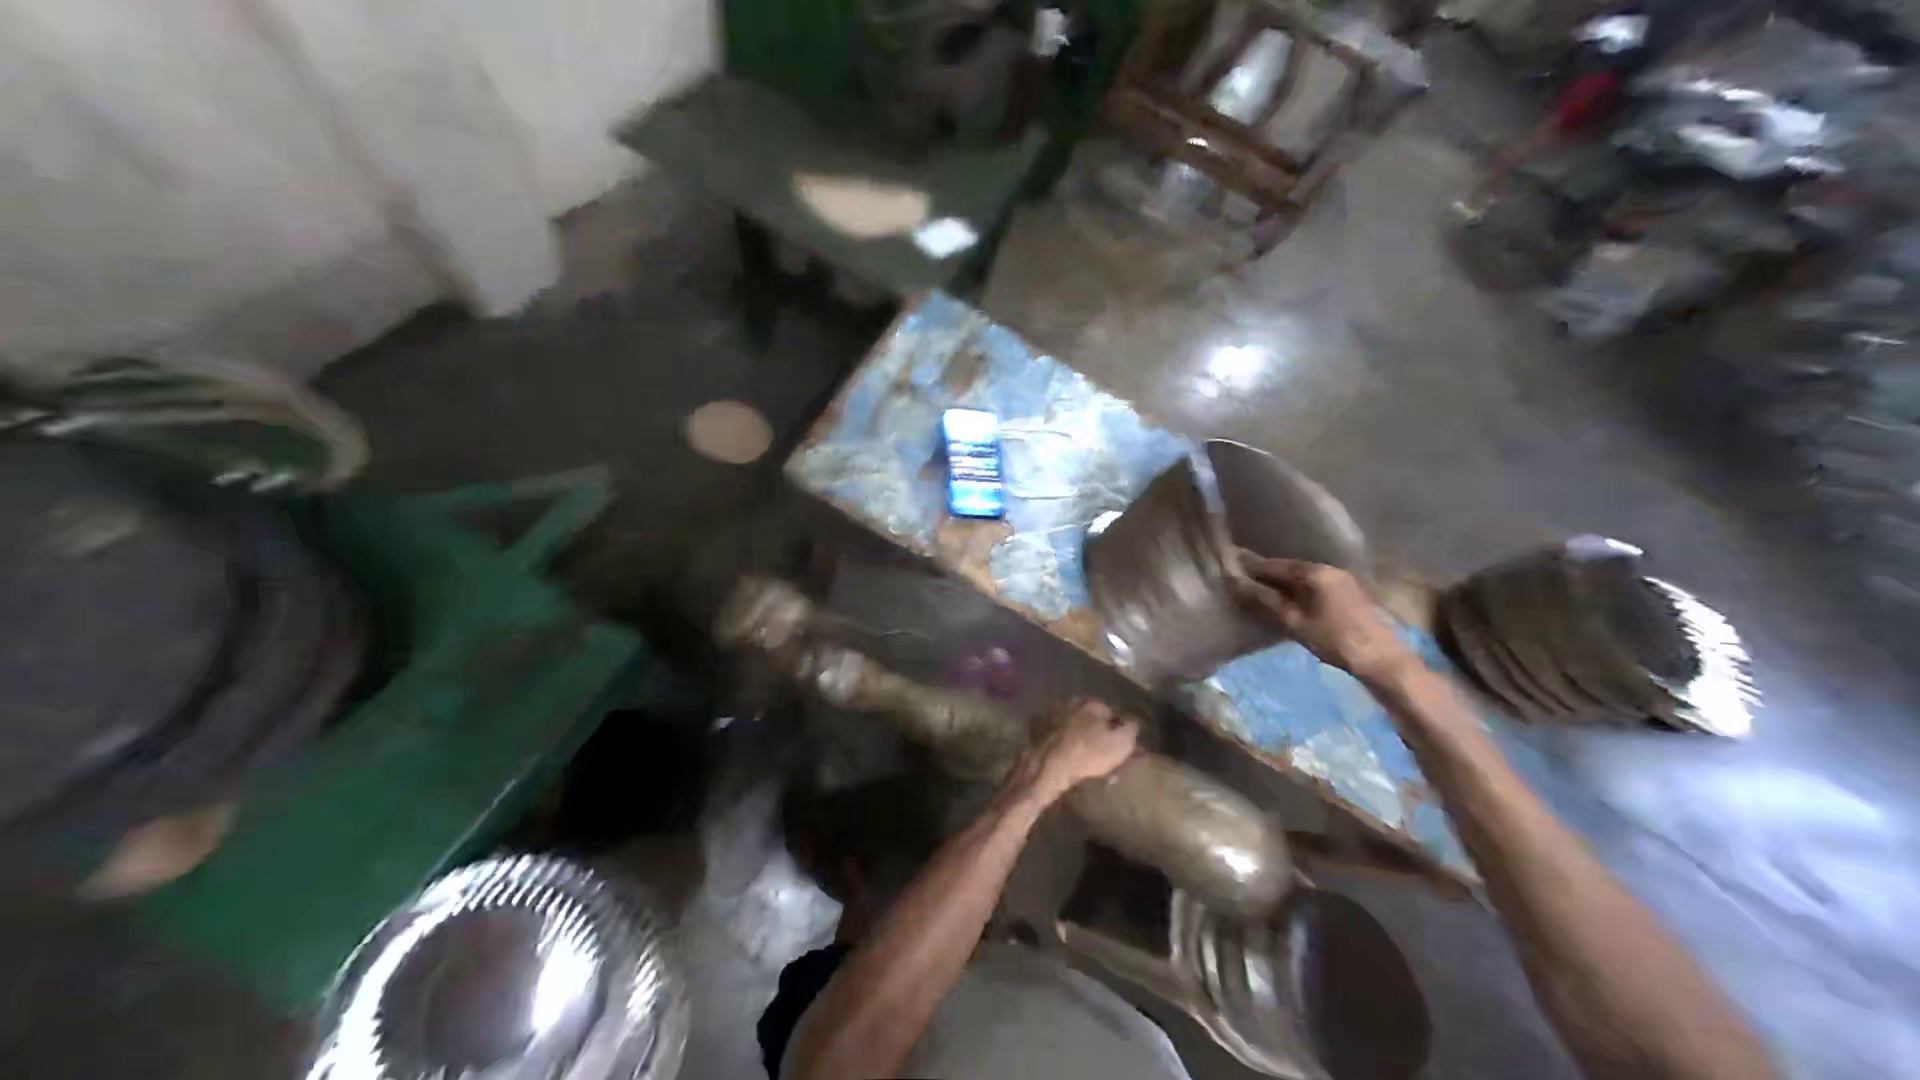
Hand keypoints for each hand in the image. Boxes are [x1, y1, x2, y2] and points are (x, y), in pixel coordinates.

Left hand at [1014, 699, 1138, 803]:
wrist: (1048, 766)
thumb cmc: (1088, 753)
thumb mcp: (1121, 743)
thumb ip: (1131, 728)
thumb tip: (1132, 721)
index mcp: (1092, 703)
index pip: (1113, 714)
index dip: (1121, 731)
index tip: (1124, 747)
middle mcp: (1071, 702)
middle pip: (1092, 721)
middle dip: (1101, 737)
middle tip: (1108, 758)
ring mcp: (1052, 714)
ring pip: (1075, 730)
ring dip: (1084, 743)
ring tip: (1091, 766)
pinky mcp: (1037, 730)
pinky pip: (1060, 739)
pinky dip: (1066, 747)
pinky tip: (1070, 762)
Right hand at [1231, 553, 1417, 681]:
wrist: (1383, 660)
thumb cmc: (1334, 640)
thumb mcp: (1293, 622)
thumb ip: (1263, 601)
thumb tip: (1235, 583)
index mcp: (1314, 572)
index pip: (1273, 564)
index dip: (1250, 565)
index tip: (1229, 563)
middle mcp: (1329, 569)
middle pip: (1289, 568)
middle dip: (1266, 573)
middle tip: (1242, 578)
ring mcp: (1343, 580)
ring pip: (1303, 577)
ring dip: (1283, 583)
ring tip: (1262, 590)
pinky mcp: (1351, 593)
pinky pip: (1316, 585)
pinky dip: (1298, 590)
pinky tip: (1290, 600)